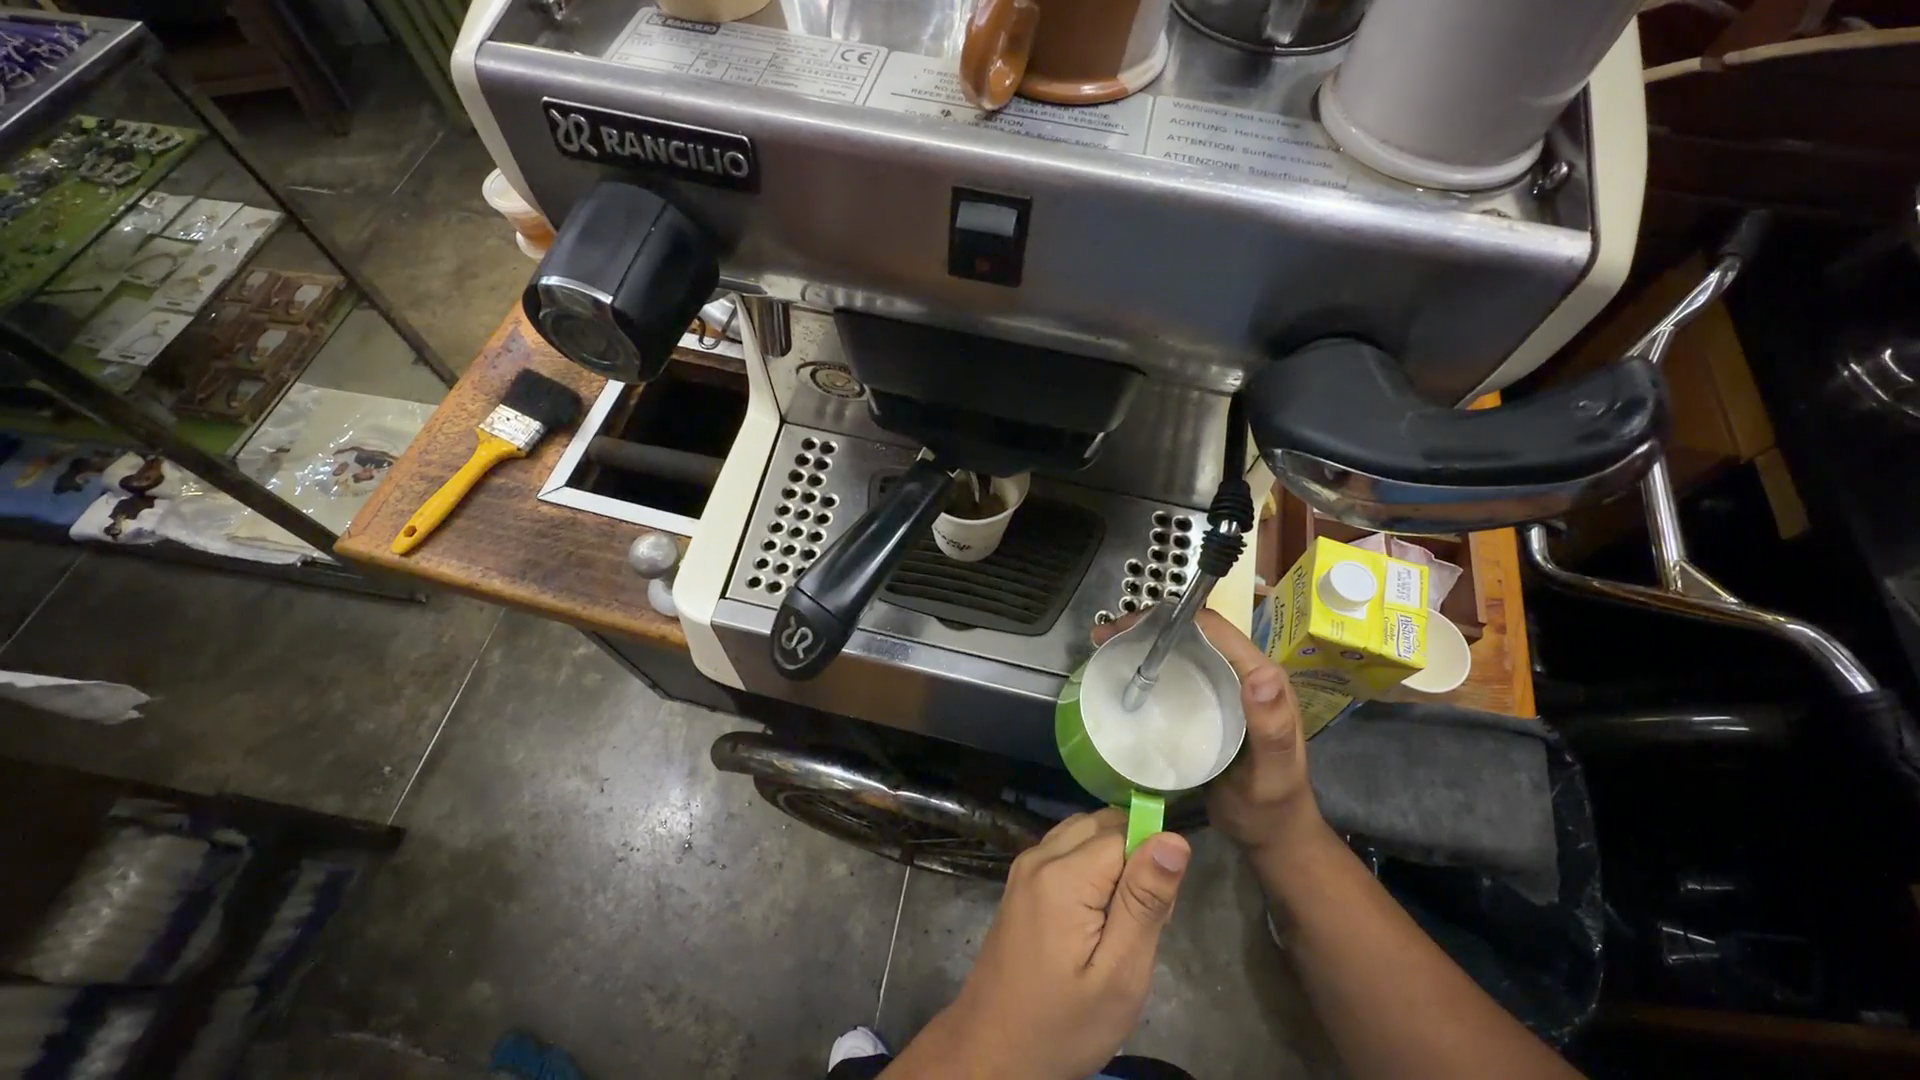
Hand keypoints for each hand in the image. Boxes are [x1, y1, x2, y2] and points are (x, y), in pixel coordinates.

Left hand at [896, 809, 1189, 1079]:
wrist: (993, 1052)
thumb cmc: (1062, 1023)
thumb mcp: (1120, 975)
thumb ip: (1145, 901)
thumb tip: (1174, 838)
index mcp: (1063, 874)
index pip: (1127, 830)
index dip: (1151, 866)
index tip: (1154, 915)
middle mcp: (1039, 856)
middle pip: (1104, 824)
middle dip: (1134, 857)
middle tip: (1138, 922)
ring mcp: (1025, 866)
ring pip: (1086, 832)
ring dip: (1113, 861)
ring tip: (1118, 921)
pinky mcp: (1021, 881)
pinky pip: (1066, 850)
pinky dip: (1090, 868)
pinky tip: (1095, 917)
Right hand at [1092, 610, 1321, 854]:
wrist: (1272, 837)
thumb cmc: (1273, 806)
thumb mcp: (1274, 770)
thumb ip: (1272, 727)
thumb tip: (1263, 676)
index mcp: (1262, 677)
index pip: (1214, 629)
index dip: (1171, 619)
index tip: (1127, 628)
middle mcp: (1243, 674)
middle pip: (1193, 634)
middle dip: (1148, 628)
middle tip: (1105, 639)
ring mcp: (1225, 690)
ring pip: (1182, 651)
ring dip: (1144, 645)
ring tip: (1106, 652)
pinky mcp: (1208, 706)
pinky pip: (1177, 675)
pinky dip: (1149, 669)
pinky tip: (1123, 678)